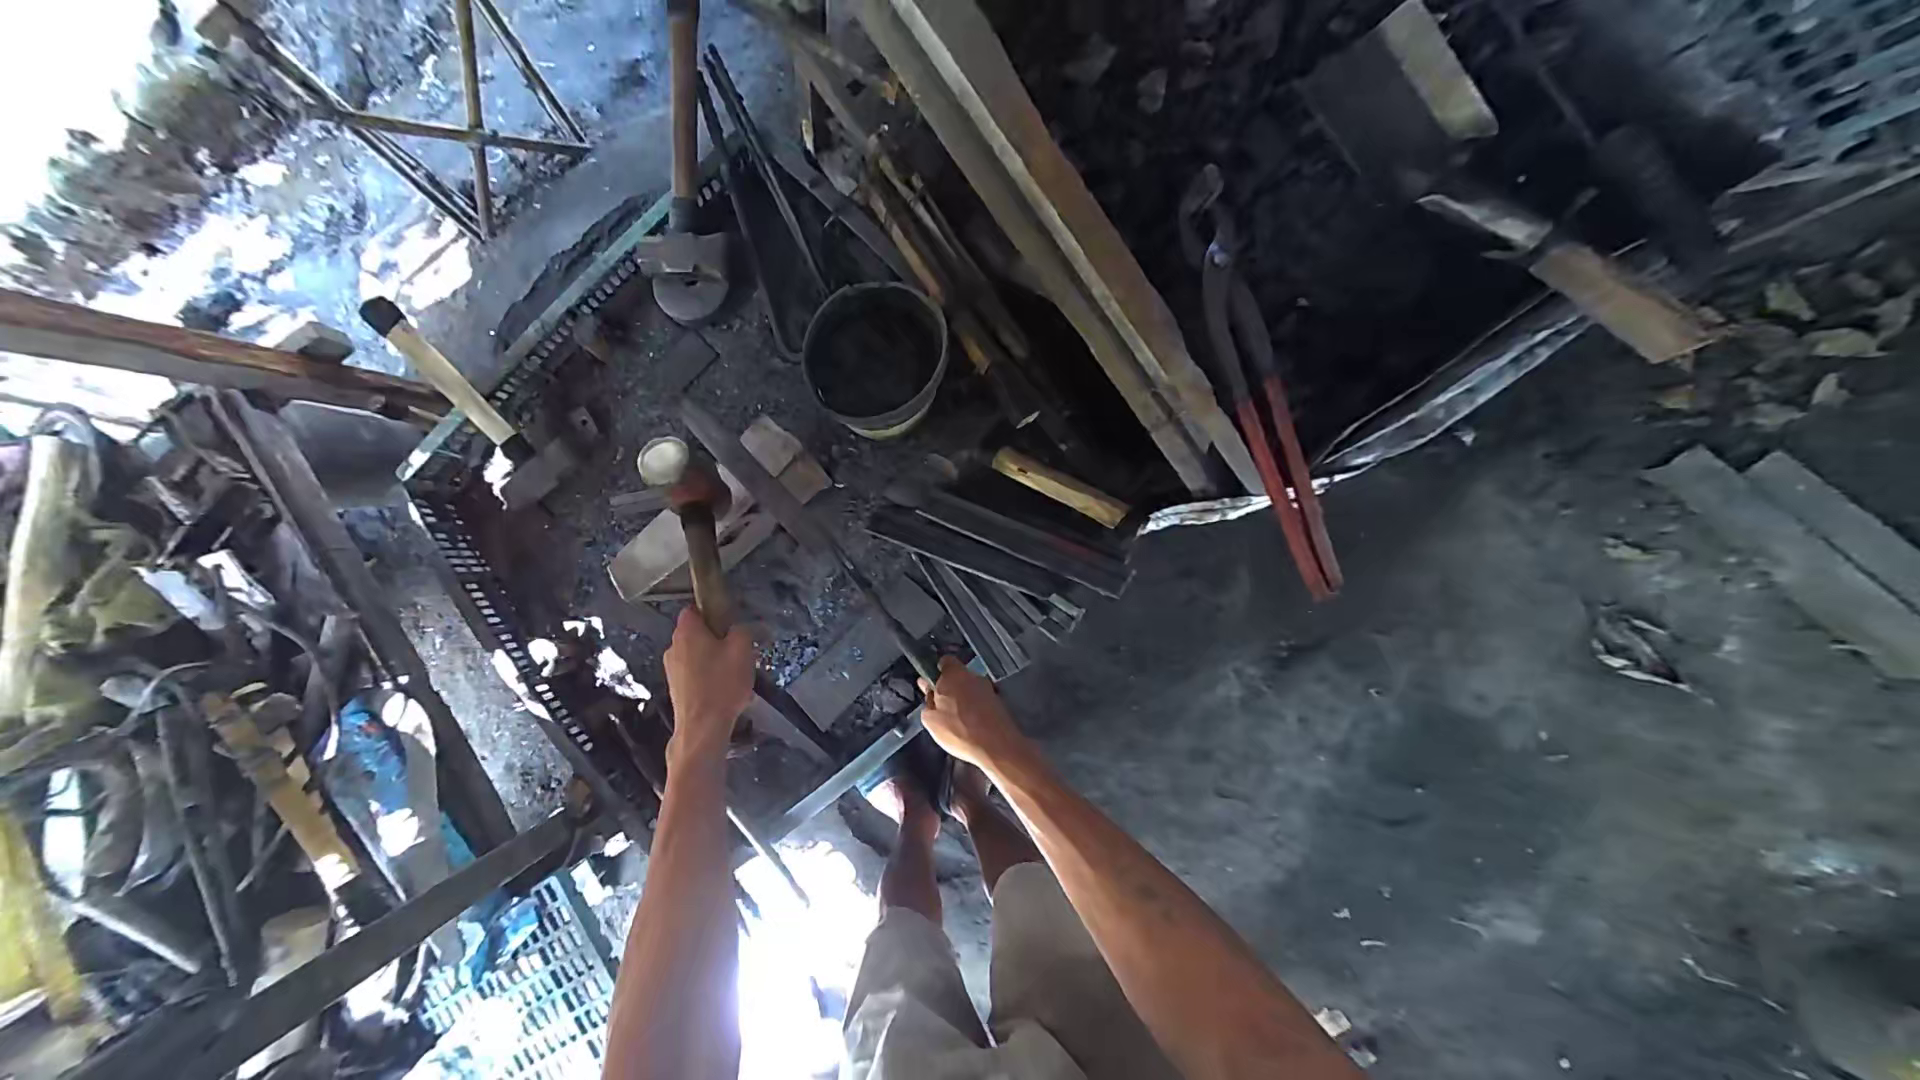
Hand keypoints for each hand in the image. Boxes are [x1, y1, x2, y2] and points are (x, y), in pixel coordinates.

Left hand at [663, 607, 754, 767]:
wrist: (703, 727)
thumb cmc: (722, 683)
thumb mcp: (742, 649)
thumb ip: (742, 630)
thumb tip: (739, 628)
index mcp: (686, 632)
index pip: (694, 608)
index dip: (713, 611)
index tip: (731, 621)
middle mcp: (673, 648)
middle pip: (697, 633)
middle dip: (718, 639)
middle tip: (740, 649)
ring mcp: (672, 670)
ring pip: (698, 655)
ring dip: (716, 659)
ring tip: (736, 673)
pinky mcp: (677, 690)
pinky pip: (696, 675)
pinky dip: (710, 678)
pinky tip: (727, 691)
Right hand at [919, 656, 1029, 770]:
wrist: (997, 747)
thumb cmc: (959, 731)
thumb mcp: (931, 721)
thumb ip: (927, 704)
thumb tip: (930, 697)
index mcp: (954, 674)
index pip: (945, 661)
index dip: (937, 673)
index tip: (932, 687)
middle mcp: (973, 676)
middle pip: (958, 677)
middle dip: (950, 690)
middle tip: (942, 709)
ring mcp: (989, 688)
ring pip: (970, 690)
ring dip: (964, 700)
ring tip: (958, 722)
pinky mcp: (999, 702)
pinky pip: (982, 701)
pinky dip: (976, 710)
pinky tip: (972, 726)